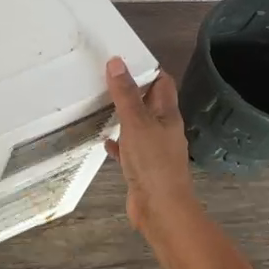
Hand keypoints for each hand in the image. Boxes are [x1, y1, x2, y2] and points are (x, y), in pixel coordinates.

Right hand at [103, 56, 199, 237]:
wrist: (160, 209)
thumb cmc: (152, 163)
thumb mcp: (136, 123)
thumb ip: (126, 94)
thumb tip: (116, 62)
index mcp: (167, 115)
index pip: (162, 83)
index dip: (147, 69)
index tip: (124, 59)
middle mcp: (163, 130)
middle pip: (149, 103)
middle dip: (131, 91)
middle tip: (105, 79)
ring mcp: (153, 150)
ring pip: (137, 126)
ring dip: (123, 117)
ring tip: (100, 105)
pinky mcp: (142, 168)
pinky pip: (129, 150)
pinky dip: (118, 143)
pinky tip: (104, 141)